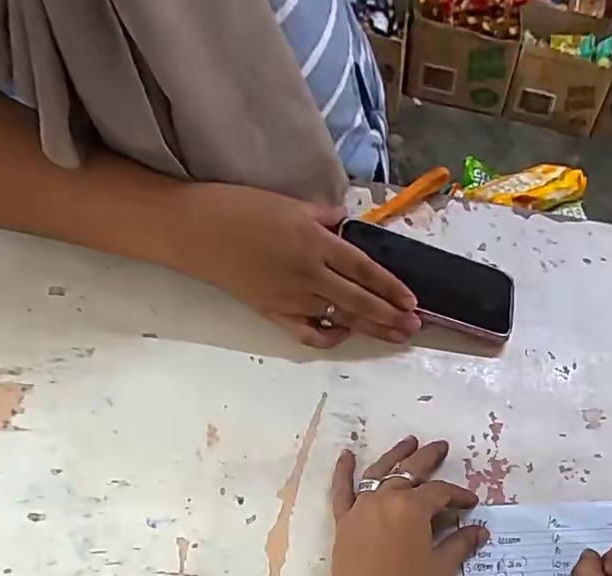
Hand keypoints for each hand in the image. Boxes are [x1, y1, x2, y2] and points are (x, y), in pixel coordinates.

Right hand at [167, 184, 421, 347]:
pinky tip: (342, 333)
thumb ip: (323, 218)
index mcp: (316, 243)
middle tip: (413, 327)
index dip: (391, 288)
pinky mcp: (273, 314)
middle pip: (359, 301)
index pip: (365, 269)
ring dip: (370, 328)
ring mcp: (292, 299)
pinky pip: (307, 333)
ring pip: (340, 319)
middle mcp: (310, 275)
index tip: (412, 301)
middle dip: (389, 316)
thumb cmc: (241, 209)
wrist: (198, 232)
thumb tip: (346, 228)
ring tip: (393, 336)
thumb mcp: (290, 203)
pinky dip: (327, 337)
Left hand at [317, 436, 488, 575]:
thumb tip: (480, 530)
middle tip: (442, 447)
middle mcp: (384, 499)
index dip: (458, 496)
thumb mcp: (440, 568)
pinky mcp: (344, 521)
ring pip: (379, 473)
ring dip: (396, 456)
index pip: (439, 493)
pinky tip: (346, 454)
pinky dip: (343, 471)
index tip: (471, 505)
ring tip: (410, 442)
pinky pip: (342, 490)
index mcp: (411, 508)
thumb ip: (460, 543)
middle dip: (428, 459)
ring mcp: (361, 508)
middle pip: (410, 473)